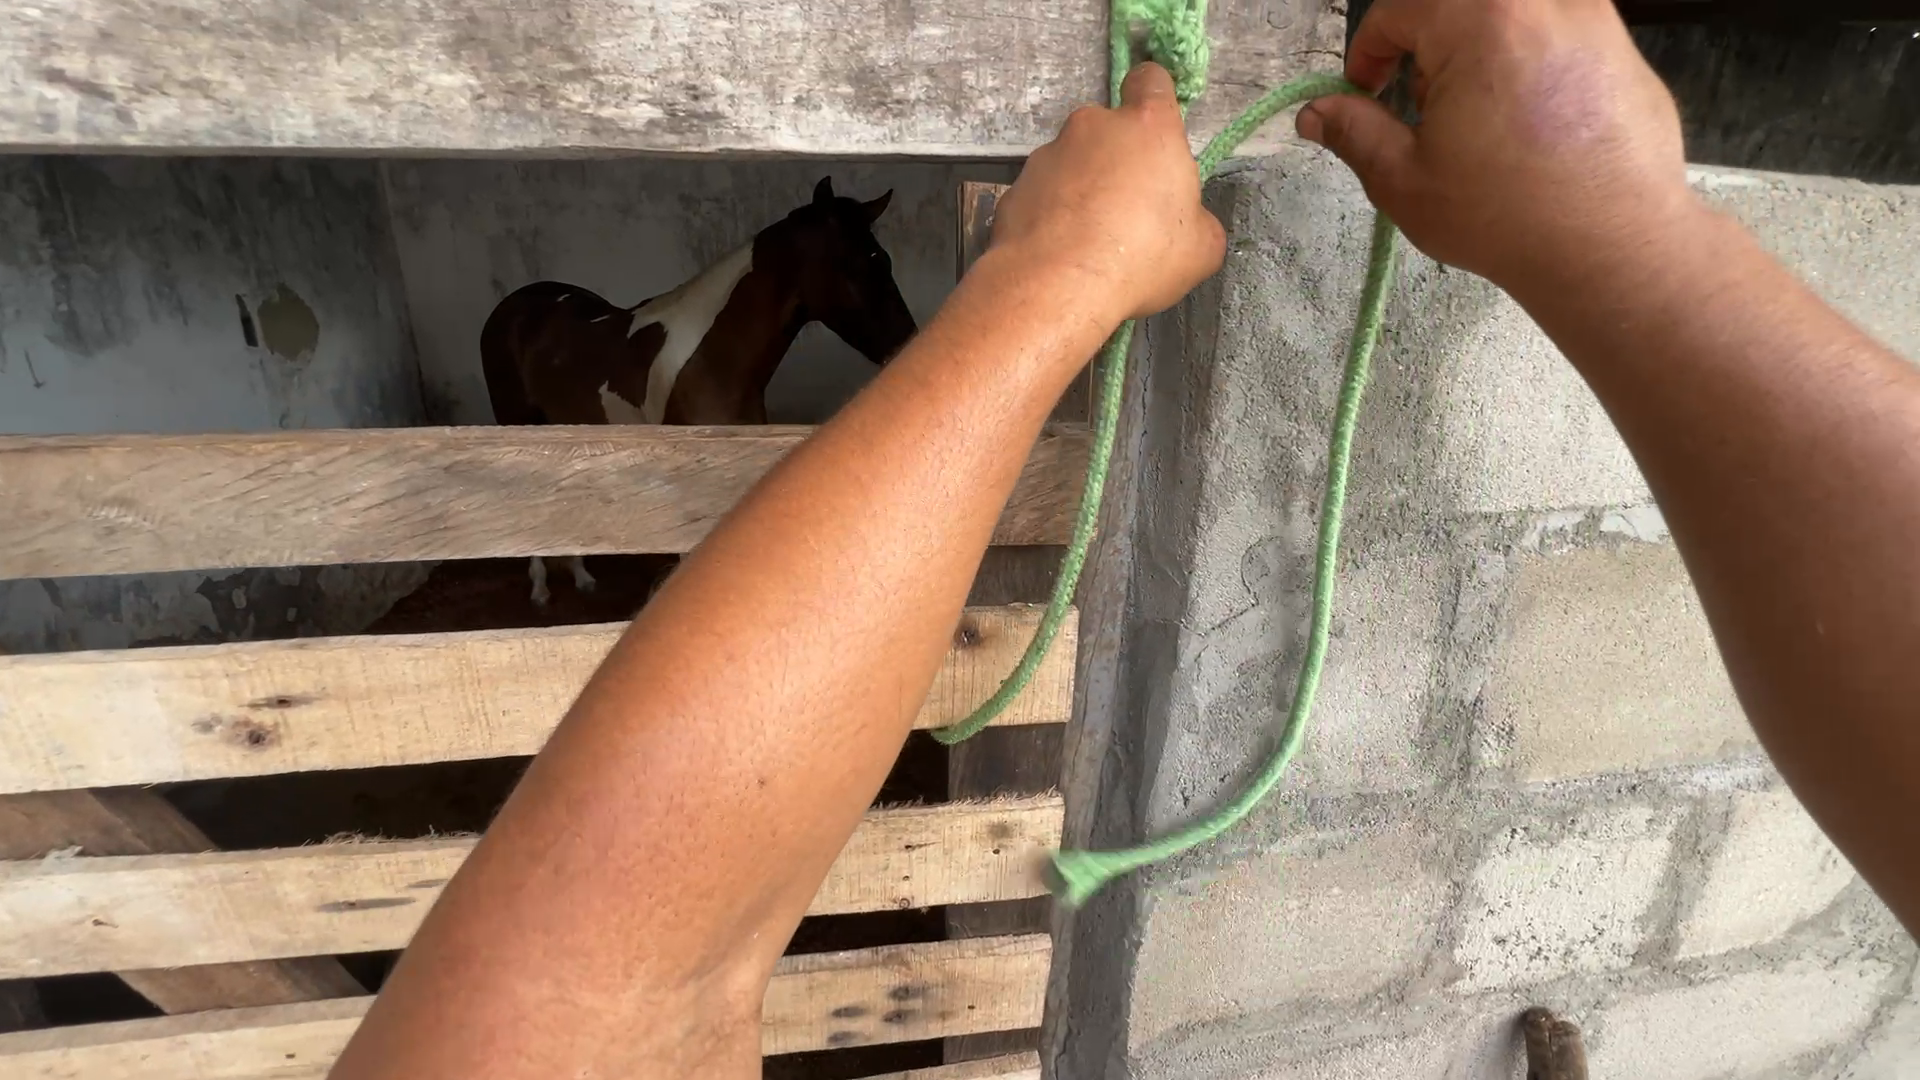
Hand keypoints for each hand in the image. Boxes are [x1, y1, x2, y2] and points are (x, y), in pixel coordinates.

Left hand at [989, 63, 1226, 321]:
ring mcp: (1046, 157)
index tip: (1151, 133)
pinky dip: (1046, 220)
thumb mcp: (1199, 249)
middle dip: (1112, 163)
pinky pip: (1038, 200)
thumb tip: (1190, 224)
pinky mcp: (1013, 191)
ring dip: (1076, 193)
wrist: (1057, 288)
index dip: (1152, 101)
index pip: (1150, 81)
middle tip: (1121, 213)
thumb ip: (1197, 221)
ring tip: (1083, 243)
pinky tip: (1055, 255)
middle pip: (1105, 132)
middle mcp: (1091, 128)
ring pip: (1068, 167)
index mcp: (1147, 127)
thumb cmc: (1139, 260)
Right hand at [1296, 0, 1694, 288]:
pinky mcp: (1616, 37)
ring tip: (1464, 115)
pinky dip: (1510, 56)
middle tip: (1412, 105)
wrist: (1604, 236)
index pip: (1401, 4)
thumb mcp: (1401, 178)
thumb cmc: (1494, 211)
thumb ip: (1353, 132)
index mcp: (1482, 21)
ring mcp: (1589, 11)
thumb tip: (1313, 112)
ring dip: (1465, 47)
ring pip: (1500, 11)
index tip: (1363, 94)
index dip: (1367, 49)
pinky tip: (1511, 118)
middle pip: (1453, 2)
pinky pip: (1544, 25)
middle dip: (1418, 42)